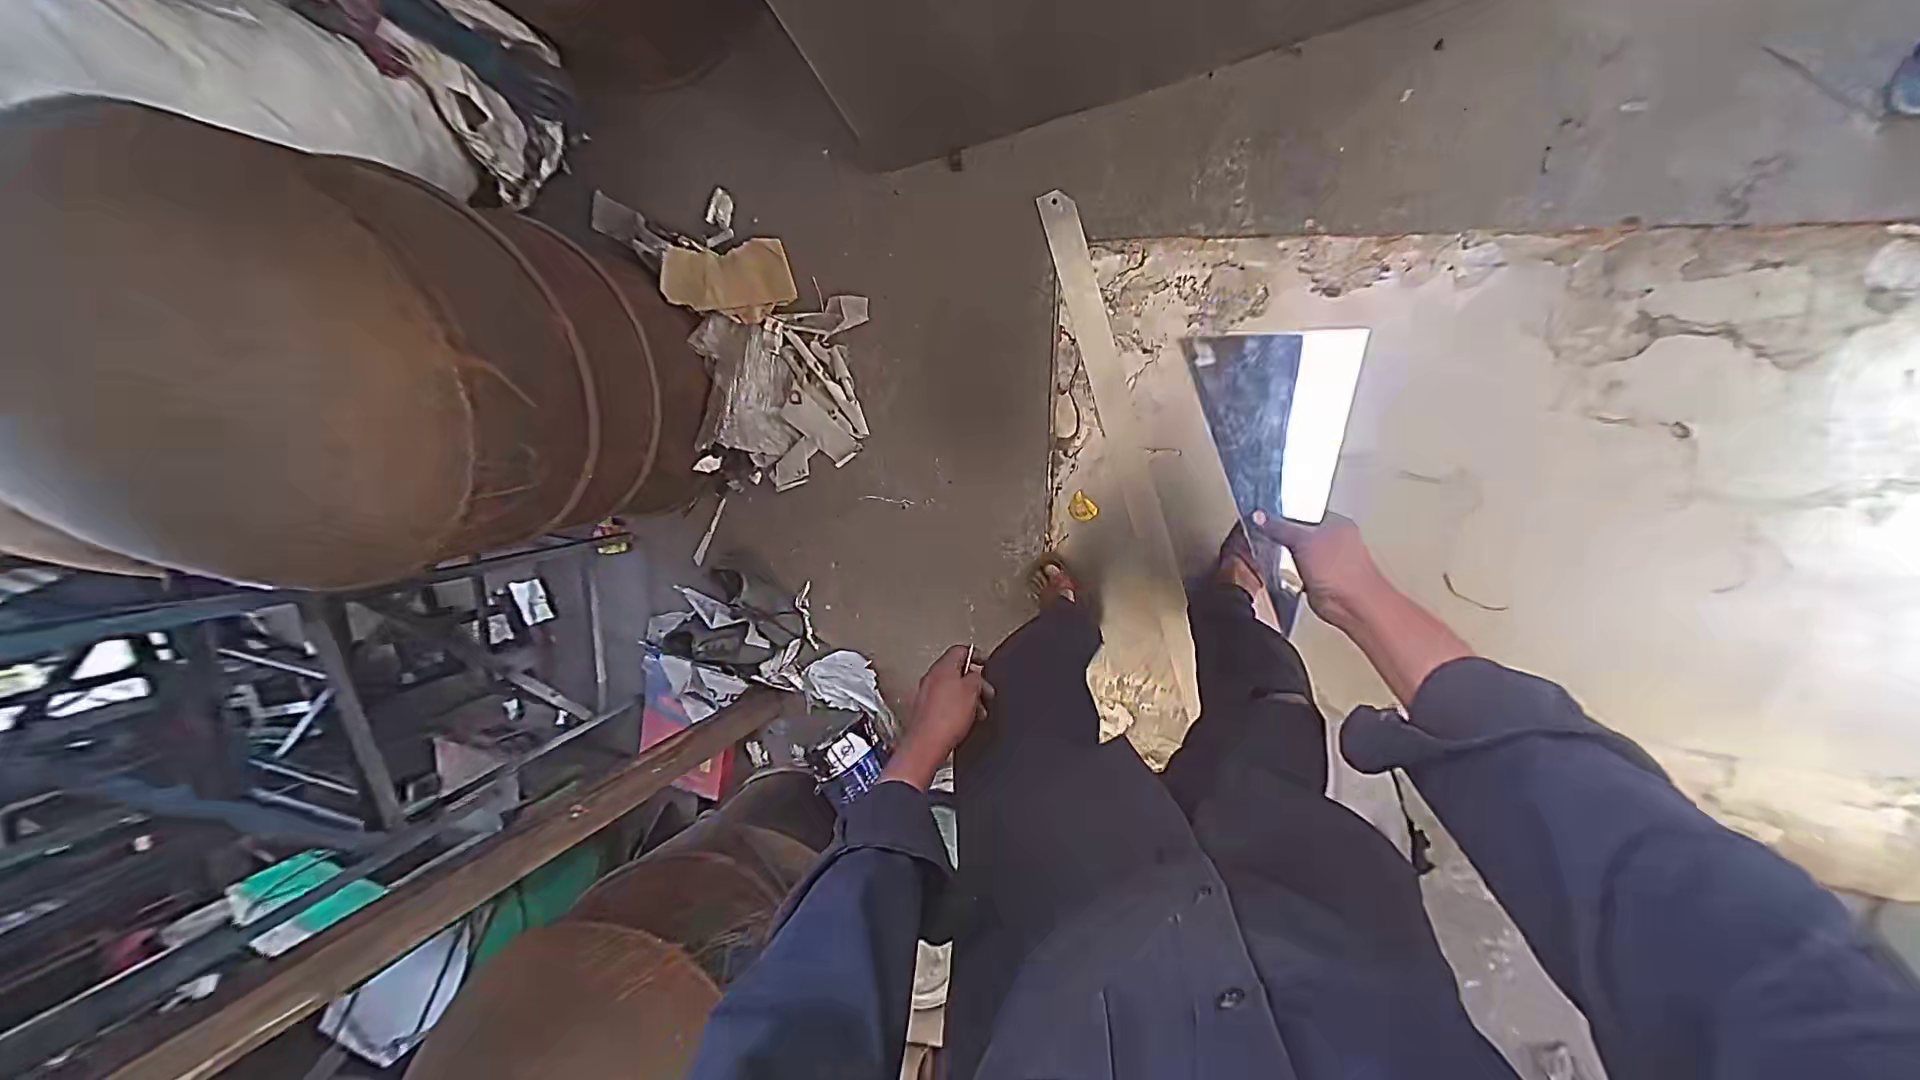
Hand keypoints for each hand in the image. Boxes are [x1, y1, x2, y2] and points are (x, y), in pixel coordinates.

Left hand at [881, 645, 992, 789]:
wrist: (926, 745)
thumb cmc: (945, 719)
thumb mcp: (972, 691)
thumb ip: (976, 677)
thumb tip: (976, 675)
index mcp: (942, 667)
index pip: (960, 650)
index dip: (977, 655)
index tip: (985, 663)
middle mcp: (931, 677)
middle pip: (956, 670)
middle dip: (974, 681)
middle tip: (985, 692)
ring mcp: (926, 693)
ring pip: (951, 687)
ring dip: (967, 696)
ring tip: (977, 710)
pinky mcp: (925, 710)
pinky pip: (944, 702)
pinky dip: (956, 707)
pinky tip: (964, 720)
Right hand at [1252, 511, 1388, 630]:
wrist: (1351, 605)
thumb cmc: (1342, 571)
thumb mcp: (1303, 540)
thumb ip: (1279, 527)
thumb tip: (1260, 517)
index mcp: (1337, 523)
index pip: (1304, 510)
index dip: (1284, 512)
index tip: (1265, 515)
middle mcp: (1334, 540)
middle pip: (1299, 531)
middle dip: (1283, 534)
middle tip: (1268, 534)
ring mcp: (1326, 560)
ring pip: (1296, 551)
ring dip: (1286, 555)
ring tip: (1278, 554)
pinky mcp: (1318, 577)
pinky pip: (1295, 569)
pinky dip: (1289, 570)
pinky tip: (1285, 570)